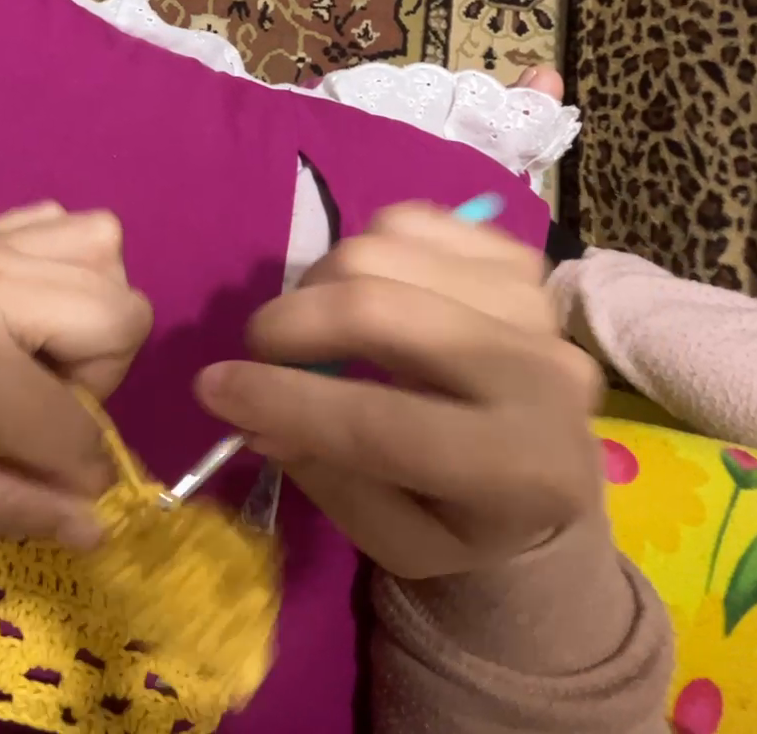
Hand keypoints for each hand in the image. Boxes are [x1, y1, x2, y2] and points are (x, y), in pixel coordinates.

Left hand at [0, 203, 151, 548]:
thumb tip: (97, 525)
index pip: (74, 418)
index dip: (81, 473)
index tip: (53, 493)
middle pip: (122, 314)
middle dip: (99, 381)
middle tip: (35, 409)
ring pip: (106, 255)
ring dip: (94, 318)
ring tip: (36, 357)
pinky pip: (70, 226)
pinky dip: (74, 270)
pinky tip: (26, 312)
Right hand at [196, 203, 604, 578]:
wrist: (546, 481)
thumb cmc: (460, 522)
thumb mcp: (391, 538)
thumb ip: (323, 474)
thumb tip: (253, 415)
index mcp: (521, 466)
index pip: (379, 422)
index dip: (278, 399)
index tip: (210, 388)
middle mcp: (542, 373)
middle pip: (378, 307)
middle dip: (288, 325)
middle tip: (258, 351)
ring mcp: (532, 304)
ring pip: (381, 248)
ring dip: (317, 286)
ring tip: (315, 326)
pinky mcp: (515, 261)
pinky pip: (407, 219)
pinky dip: (361, 245)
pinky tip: (364, 290)